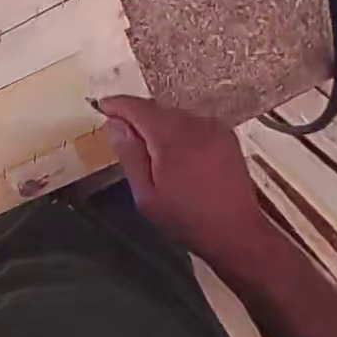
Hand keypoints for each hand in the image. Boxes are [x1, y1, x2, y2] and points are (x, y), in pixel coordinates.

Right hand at [96, 96, 279, 268]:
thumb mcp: (146, 194)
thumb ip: (129, 155)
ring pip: (175, 115)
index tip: (101, 106)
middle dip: (136, 116)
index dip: (117, 104)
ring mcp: (215, 128)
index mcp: (174, 137)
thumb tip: (114, 124)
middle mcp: (197, 124)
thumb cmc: (185, 218)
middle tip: (119, 132)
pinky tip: (172, 153)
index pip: (139, 108)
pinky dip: (176, 130)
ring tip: (145, 148)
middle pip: (157, 109)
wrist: (235, 231)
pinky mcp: (226, 136)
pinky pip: (192, 124)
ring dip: (156, 124)